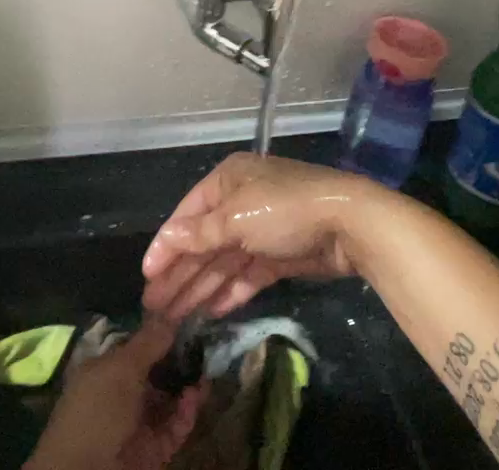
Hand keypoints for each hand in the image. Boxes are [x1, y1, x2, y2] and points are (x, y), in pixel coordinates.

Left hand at [26, 320, 205, 469]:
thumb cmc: (96, 411)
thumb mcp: (120, 370)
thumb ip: (148, 343)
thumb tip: (170, 312)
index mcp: (104, 372)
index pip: (135, 350)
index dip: (159, 337)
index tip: (186, 324)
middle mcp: (120, 396)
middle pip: (155, 375)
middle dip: (179, 364)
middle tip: (204, 349)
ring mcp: (137, 424)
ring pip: (168, 401)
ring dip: (187, 388)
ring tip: (205, 373)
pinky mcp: (153, 450)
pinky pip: (174, 427)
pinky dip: (186, 413)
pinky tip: (196, 397)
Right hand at [141, 154, 385, 320]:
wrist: (350, 225)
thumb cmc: (285, 210)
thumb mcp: (238, 218)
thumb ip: (201, 234)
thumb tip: (168, 238)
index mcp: (228, 180)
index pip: (188, 215)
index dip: (166, 246)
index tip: (147, 275)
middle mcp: (241, 201)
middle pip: (203, 242)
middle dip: (180, 274)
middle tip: (154, 307)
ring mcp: (262, 229)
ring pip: (223, 262)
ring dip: (200, 287)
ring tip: (175, 317)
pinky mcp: (280, 255)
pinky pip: (247, 274)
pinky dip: (230, 291)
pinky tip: (211, 311)